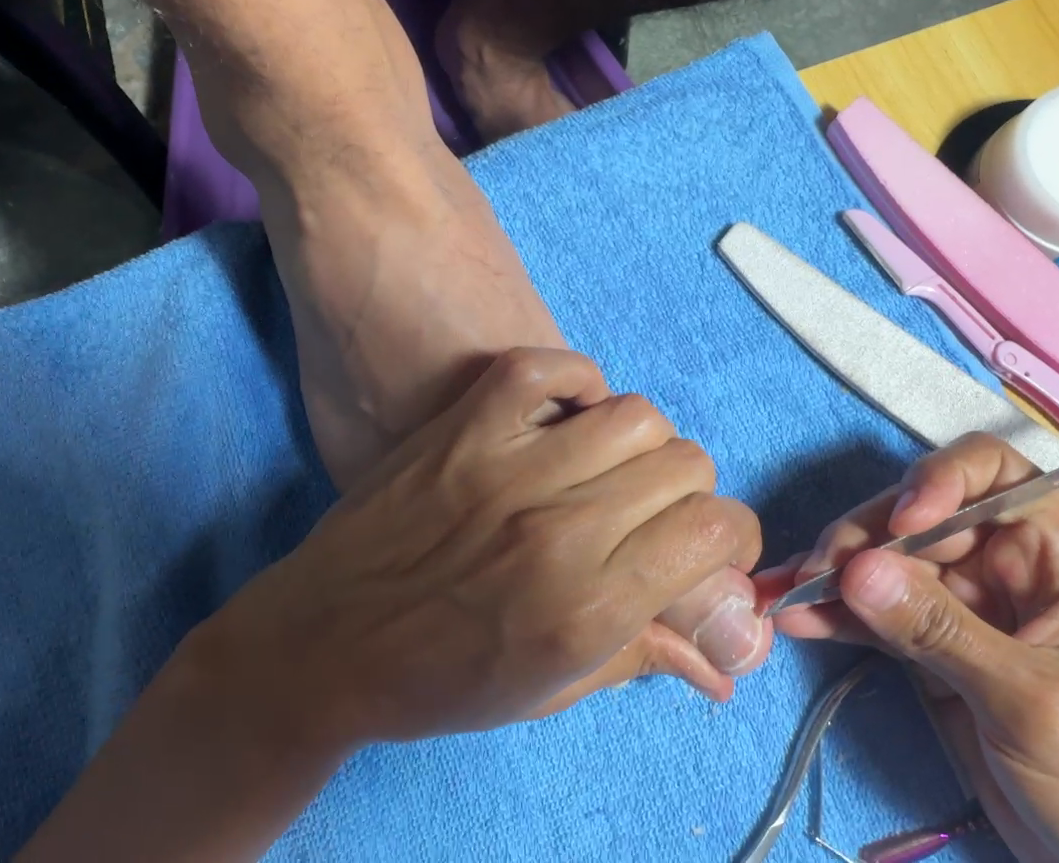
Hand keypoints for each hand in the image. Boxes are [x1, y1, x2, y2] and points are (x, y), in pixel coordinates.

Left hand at [203, 348, 768, 744]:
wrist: (324, 646)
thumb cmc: (441, 682)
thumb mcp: (552, 689)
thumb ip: (648, 654)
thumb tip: (734, 661)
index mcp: (591, 609)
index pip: (714, 530)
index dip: (729, 537)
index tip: (705, 547)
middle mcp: (562, 532)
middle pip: (685, 463)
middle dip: (687, 491)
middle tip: (650, 512)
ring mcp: (509, 469)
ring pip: (634, 413)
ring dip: (638, 440)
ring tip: (606, 466)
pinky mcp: (464, 429)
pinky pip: (548, 369)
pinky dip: (572, 383)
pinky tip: (561, 418)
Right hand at [761, 434, 1058, 862]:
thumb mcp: (1038, 705)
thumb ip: (943, 632)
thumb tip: (855, 569)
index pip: (996, 475)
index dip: (943, 480)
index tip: (904, 526)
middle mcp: (1011, 565)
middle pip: (920, 517)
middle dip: (866, 537)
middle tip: (817, 576)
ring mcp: (968, 607)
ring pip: (888, 562)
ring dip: (834, 573)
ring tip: (790, 596)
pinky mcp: (934, 647)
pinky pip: (875, 613)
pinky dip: (835, 614)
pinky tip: (795, 619)